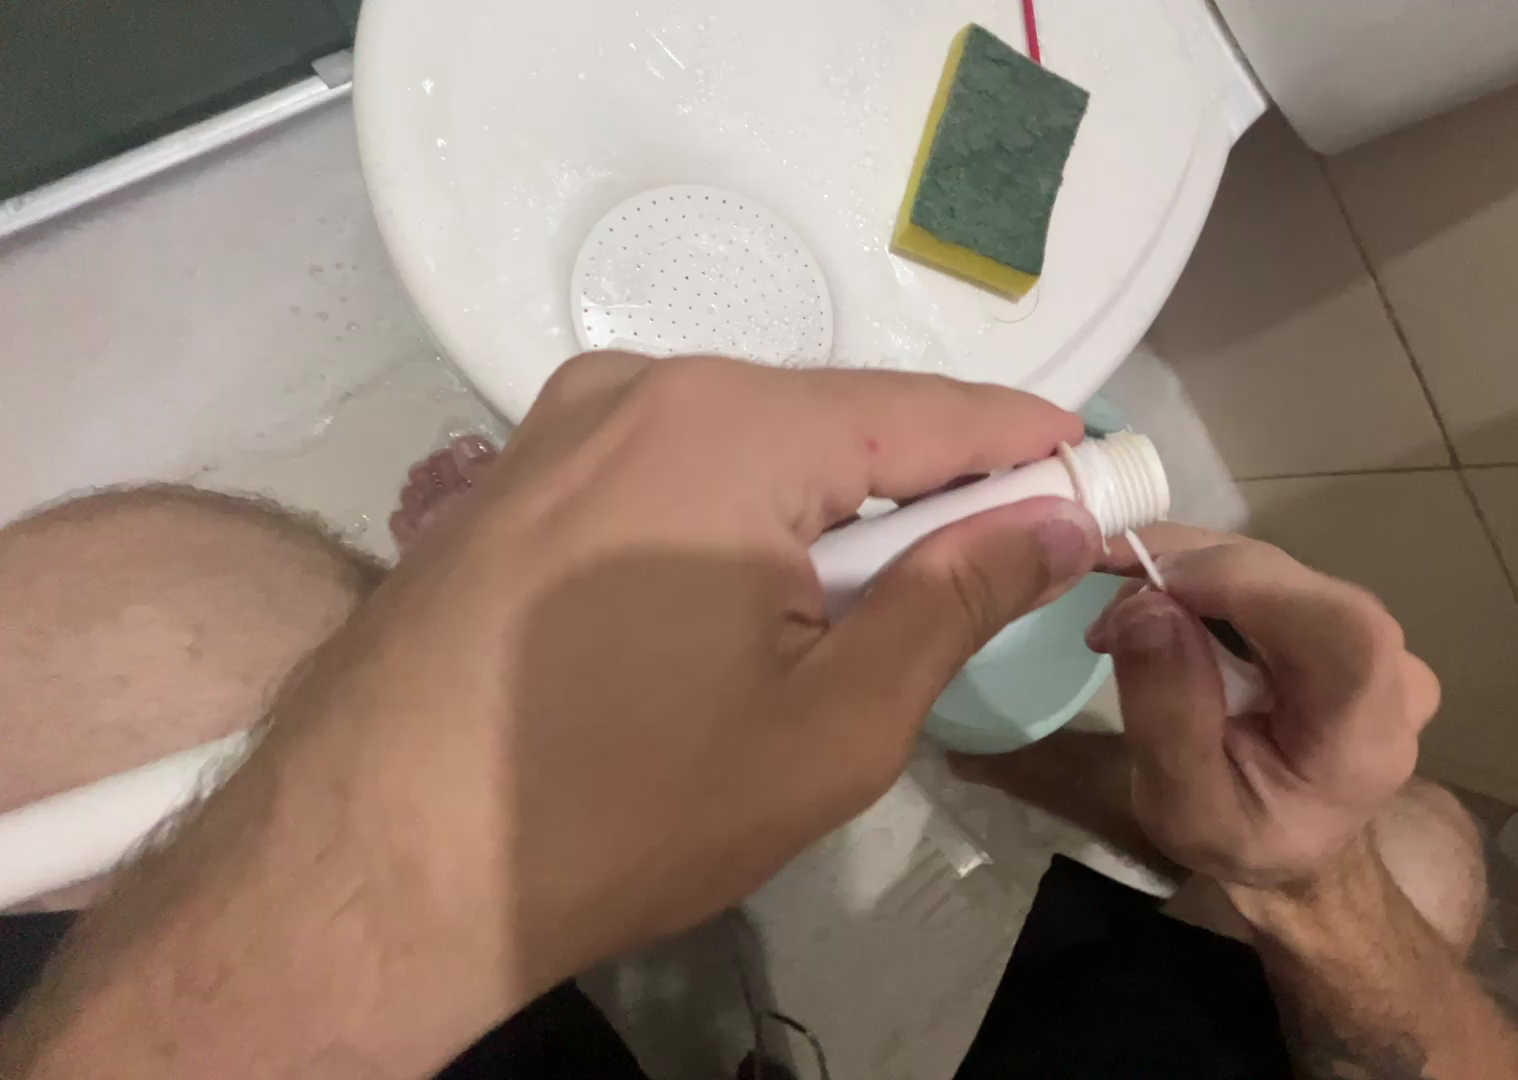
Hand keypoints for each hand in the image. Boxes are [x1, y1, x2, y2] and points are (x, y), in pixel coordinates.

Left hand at [256, 354, 1099, 991]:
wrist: (362, 880)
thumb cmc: (627, 808)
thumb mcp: (837, 719)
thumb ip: (959, 598)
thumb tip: (1056, 524)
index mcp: (733, 430)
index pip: (932, 414)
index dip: (1029, 442)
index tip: (1098, 467)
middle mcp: (652, 388)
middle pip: (852, 422)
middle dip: (942, 487)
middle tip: (1013, 548)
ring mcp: (579, 421)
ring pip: (776, 445)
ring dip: (852, 510)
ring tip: (887, 598)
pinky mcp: (540, 470)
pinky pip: (700, 467)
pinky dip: (769, 513)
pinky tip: (775, 591)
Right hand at [1086, 525, 1437, 888]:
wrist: (1283, 838)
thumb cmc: (1240, 837)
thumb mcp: (1183, 810)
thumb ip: (1167, 718)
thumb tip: (1144, 607)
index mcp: (1366, 734)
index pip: (1340, 628)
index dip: (1245, 584)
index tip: (1149, 585)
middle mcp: (1386, 669)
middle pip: (1292, 583)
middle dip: (1188, 573)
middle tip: (1107, 601)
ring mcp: (1362, 635)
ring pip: (1268, 567)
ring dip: (1183, 571)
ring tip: (1120, 616)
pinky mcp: (1327, 615)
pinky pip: (1260, 573)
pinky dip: (1196, 575)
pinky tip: (1152, 603)